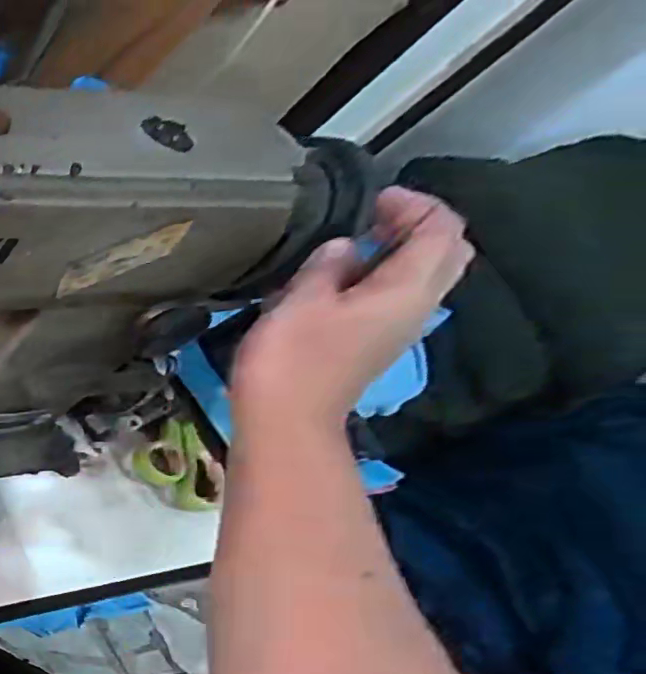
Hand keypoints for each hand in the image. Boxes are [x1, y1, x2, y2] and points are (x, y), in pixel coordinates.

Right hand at [231, 187, 474, 430]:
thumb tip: (343, 247)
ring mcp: (396, 330)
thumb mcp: (298, 304)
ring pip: (418, 276)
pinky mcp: (371, 347)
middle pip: (443, 251)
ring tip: (348, 250)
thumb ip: (324, 267)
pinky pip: (392, 299)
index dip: (414, 204)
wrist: (285, 421)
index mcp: (408, 287)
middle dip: (416, 226)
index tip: (372, 198)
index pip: (440, 228)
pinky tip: (335, 286)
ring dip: (394, 255)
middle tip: (371, 219)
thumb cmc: (290, 360)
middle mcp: (416, 305)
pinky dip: (376, 280)